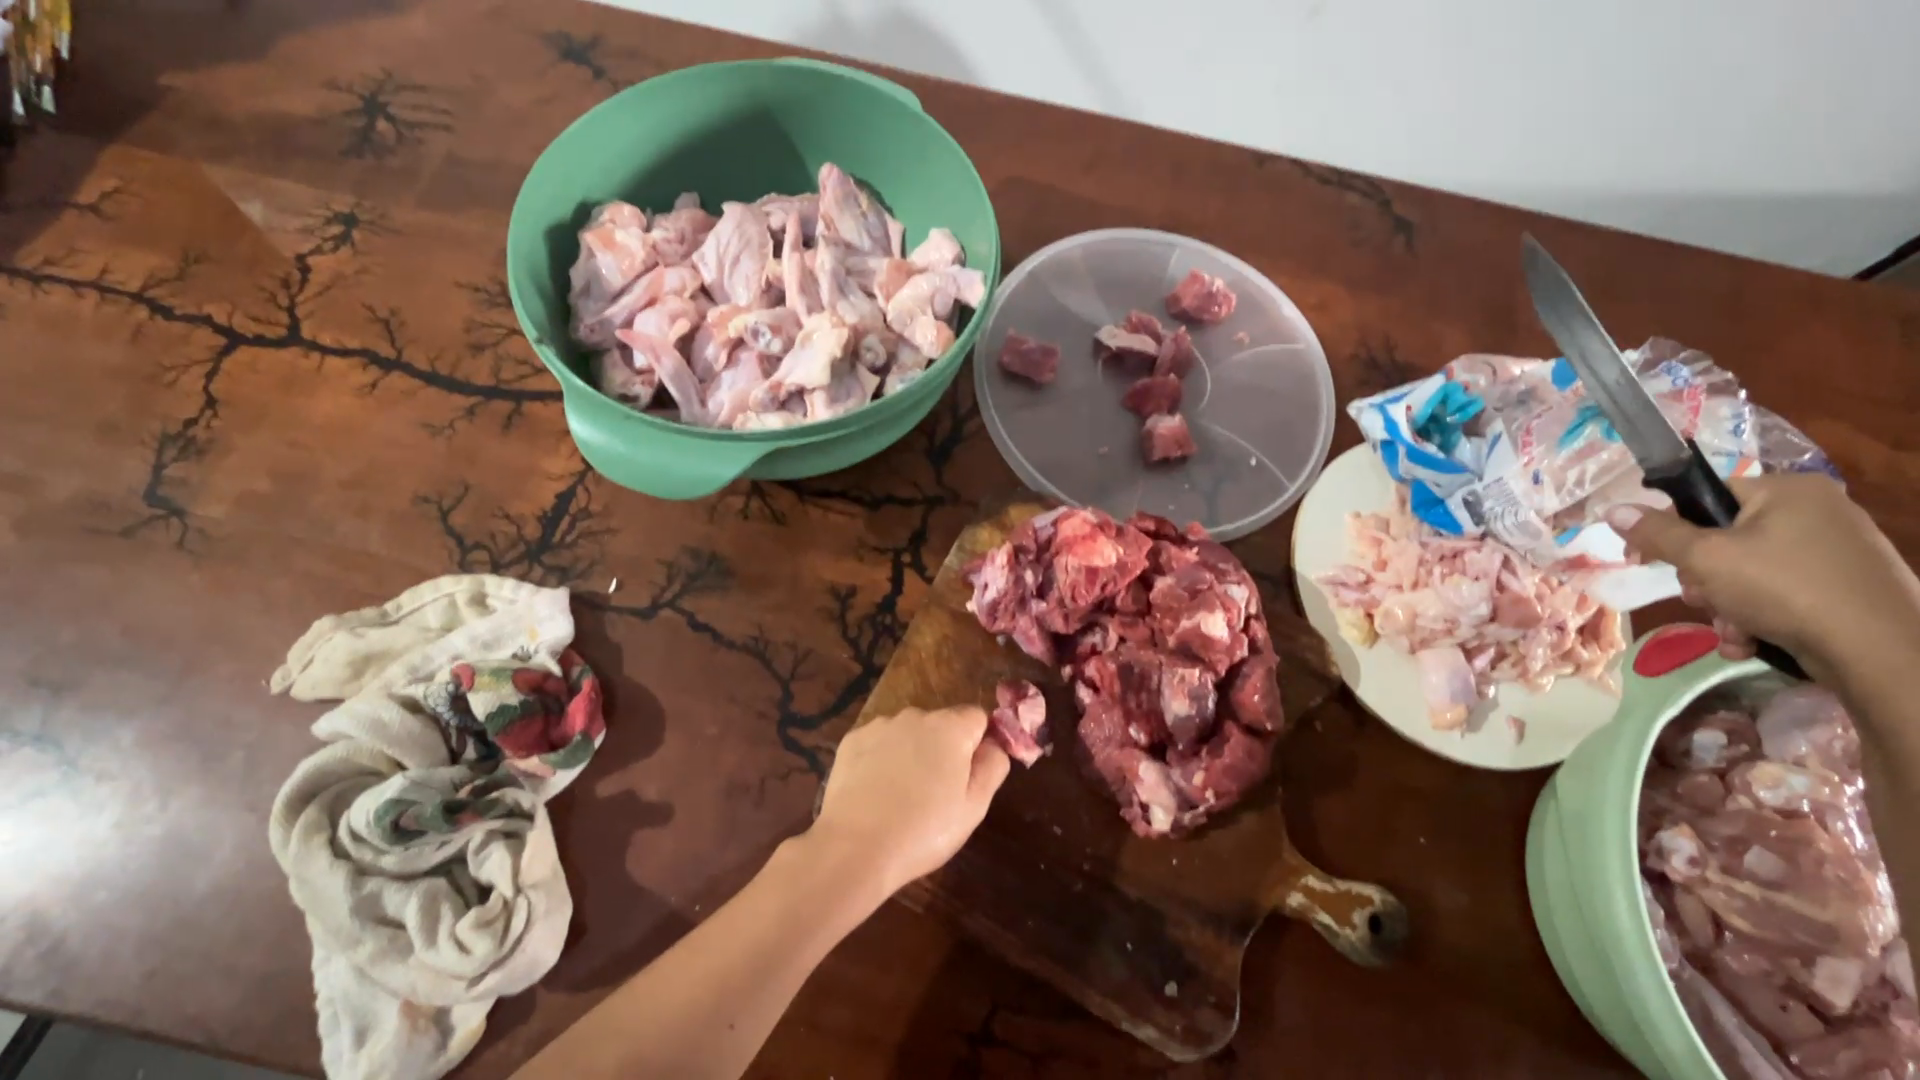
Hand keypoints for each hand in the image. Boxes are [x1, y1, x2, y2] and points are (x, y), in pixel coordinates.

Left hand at [809, 706, 1009, 895]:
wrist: (855, 848)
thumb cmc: (924, 830)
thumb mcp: (975, 807)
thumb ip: (993, 766)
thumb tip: (993, 744)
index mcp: (950, 727)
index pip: (977, 718)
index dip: (977, 744)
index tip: (968, 777)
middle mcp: (915, 716)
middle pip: (940, 724)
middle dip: (943, 749)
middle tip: (936, 793)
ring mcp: (879, 726)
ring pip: (907, 734)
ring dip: (911, 753)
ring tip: (902, 796)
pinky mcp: (851, 741)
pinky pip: (878, 744)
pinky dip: (881, 759)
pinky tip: (876, 792)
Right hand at [1604, 474, 1919, 676]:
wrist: (1880, 650)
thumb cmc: (1784, 588)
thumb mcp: (1705, 559)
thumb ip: (1656, 533)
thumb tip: (1613, 509)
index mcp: (1787, 490)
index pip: (1705, 495)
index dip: (1667, 527)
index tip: (1642, 558)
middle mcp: (1817, 511)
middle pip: (1724, 539)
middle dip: (1702, 578)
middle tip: (1698, 598)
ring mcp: (1836, 550)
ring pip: (1748, 572)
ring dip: (1724, 604)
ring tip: (1729, 629)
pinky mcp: (1845, 586)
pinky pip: (1780, 592)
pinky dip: (1757, 616)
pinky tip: (1750, 639)